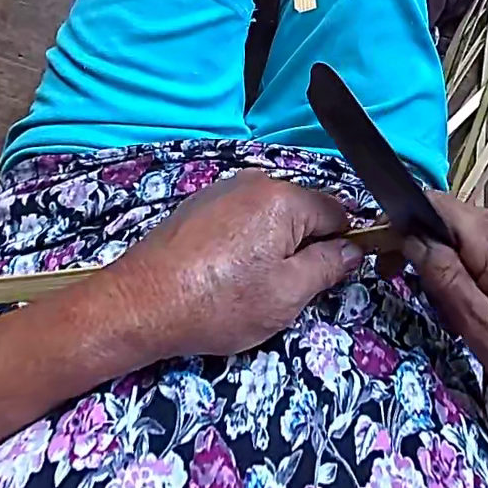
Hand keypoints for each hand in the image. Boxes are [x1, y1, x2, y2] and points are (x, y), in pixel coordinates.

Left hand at [80, 171, 363, 365]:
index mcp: (284, 198)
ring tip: (247, 281)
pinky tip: (224, 269)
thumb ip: (329, 266)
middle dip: (303, 245)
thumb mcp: (287, 295)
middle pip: (305, 212)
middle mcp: (257, 181)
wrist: (134, 306)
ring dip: (274, 243)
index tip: (323, 275)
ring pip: (274, 215)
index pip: (339, 213)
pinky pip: (244, 215)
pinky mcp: (201, 202)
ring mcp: (225, 188)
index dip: (340, 246)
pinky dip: (246, 239)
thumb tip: (353, 250)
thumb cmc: (216, 303)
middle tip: (282, 285)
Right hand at [404, 193, 487, 422]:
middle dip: (419, 247)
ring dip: (443, 263)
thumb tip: (412, 239)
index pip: (434, 203)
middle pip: (447, 218)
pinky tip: (470, 306)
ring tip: (441, 308)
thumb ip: (447, 281)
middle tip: (403, 289)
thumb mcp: (486, 331)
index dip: (401, 222)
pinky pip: (484, 248)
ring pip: (464, 235)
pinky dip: (466, 269)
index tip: (383, 258)